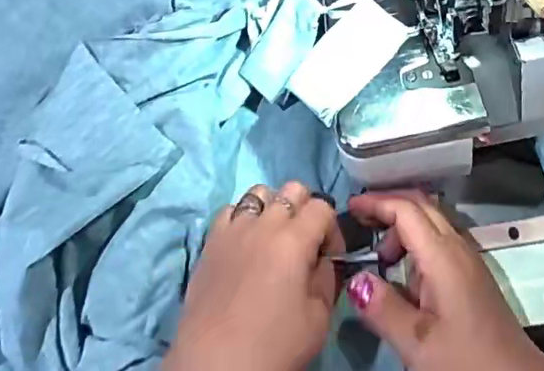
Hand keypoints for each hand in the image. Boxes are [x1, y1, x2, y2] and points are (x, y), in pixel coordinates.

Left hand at [165, 181, 343, 370]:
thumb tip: (323, 259)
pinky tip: (245, 244)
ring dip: (272, 208)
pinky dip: (243, 218)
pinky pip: (230, 209)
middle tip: (305, 243)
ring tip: (274, 239)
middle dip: (305, 209)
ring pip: (259, 191)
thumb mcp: (317, 320)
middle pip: (292, 189)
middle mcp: (264, 221)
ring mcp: (234, 225)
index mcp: (294, 239)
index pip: (322, 206)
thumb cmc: (273, 346)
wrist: (215, 360)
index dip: (332, 229)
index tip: (329, 255)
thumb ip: (326, 279)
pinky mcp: (211, 237)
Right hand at [345, 190, 543, 370]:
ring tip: (380, 258)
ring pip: (432, 225)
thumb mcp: (419, 345)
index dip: (375, 202)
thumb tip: (354, 278)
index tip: (349, 208)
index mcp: (443, 255)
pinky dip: (416, 246)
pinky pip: (440, 245)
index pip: (405, 208)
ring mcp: (470, 264)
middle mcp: (458, 249)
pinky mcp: (475, 281)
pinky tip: (405, 279)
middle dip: (388, 206)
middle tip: (360, 221)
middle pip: (421, 206)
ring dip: (403, 229)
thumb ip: (383, 307)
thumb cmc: (470, 366)